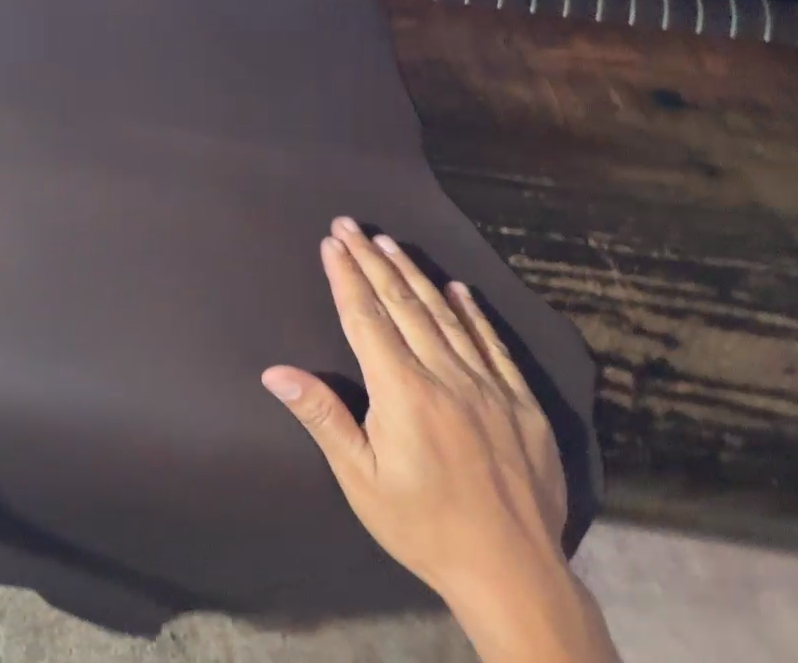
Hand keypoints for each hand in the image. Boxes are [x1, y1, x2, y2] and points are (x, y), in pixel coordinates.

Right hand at [263, 218, 616, 662]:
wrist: (513, 572)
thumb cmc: (421, 525)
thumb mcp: (359, 477)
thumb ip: (322, 416)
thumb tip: (275, 372)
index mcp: (404, 393)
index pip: (367, 319)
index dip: (346, 277)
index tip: (331, 243)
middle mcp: (448, 379)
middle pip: (403, 307)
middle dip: (372, 262)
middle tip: (350, 225)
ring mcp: (490, 390)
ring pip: (446, 317)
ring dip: (414, 276)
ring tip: (390, 244)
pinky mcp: (522, 407)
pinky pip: (494, 346)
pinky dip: (472, 313)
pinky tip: (457, 289)